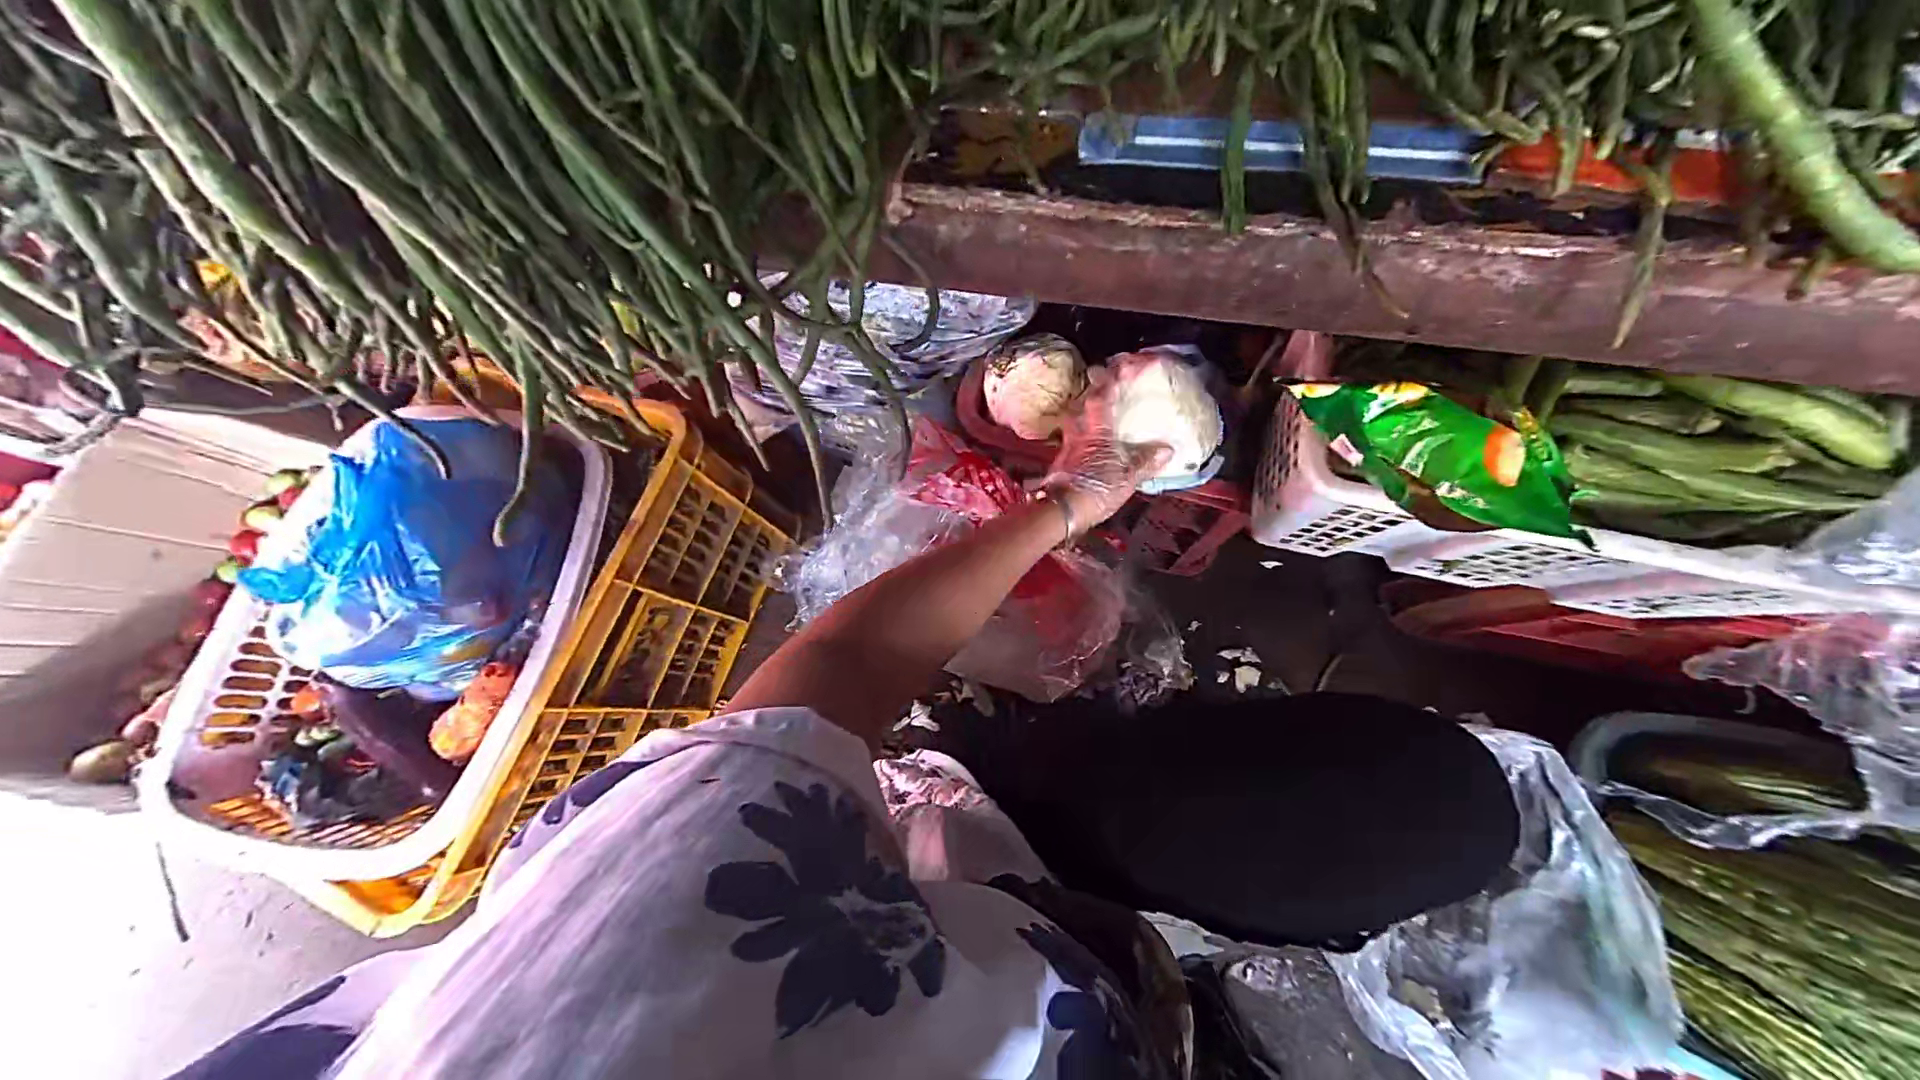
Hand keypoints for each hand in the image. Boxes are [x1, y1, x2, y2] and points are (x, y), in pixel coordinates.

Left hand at [1042, 368, 1172, 536]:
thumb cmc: (1096, 490)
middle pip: (1080, 407)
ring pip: (1073, 424)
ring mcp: (1066, 449)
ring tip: (1095, 418)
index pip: (1101, 399)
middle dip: (1090, 395)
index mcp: (1096, 432)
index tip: (1116, 366)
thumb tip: (1167, 448)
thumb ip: (1145, 462)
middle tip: (1100, 389)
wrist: (1061, 511)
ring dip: (1082, 417)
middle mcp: (1077, 435)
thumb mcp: (1128, 477)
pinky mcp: (1060, 464)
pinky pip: (1071, 443)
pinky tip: (1087, 447)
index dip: (1109, 381)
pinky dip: (1080, 439)